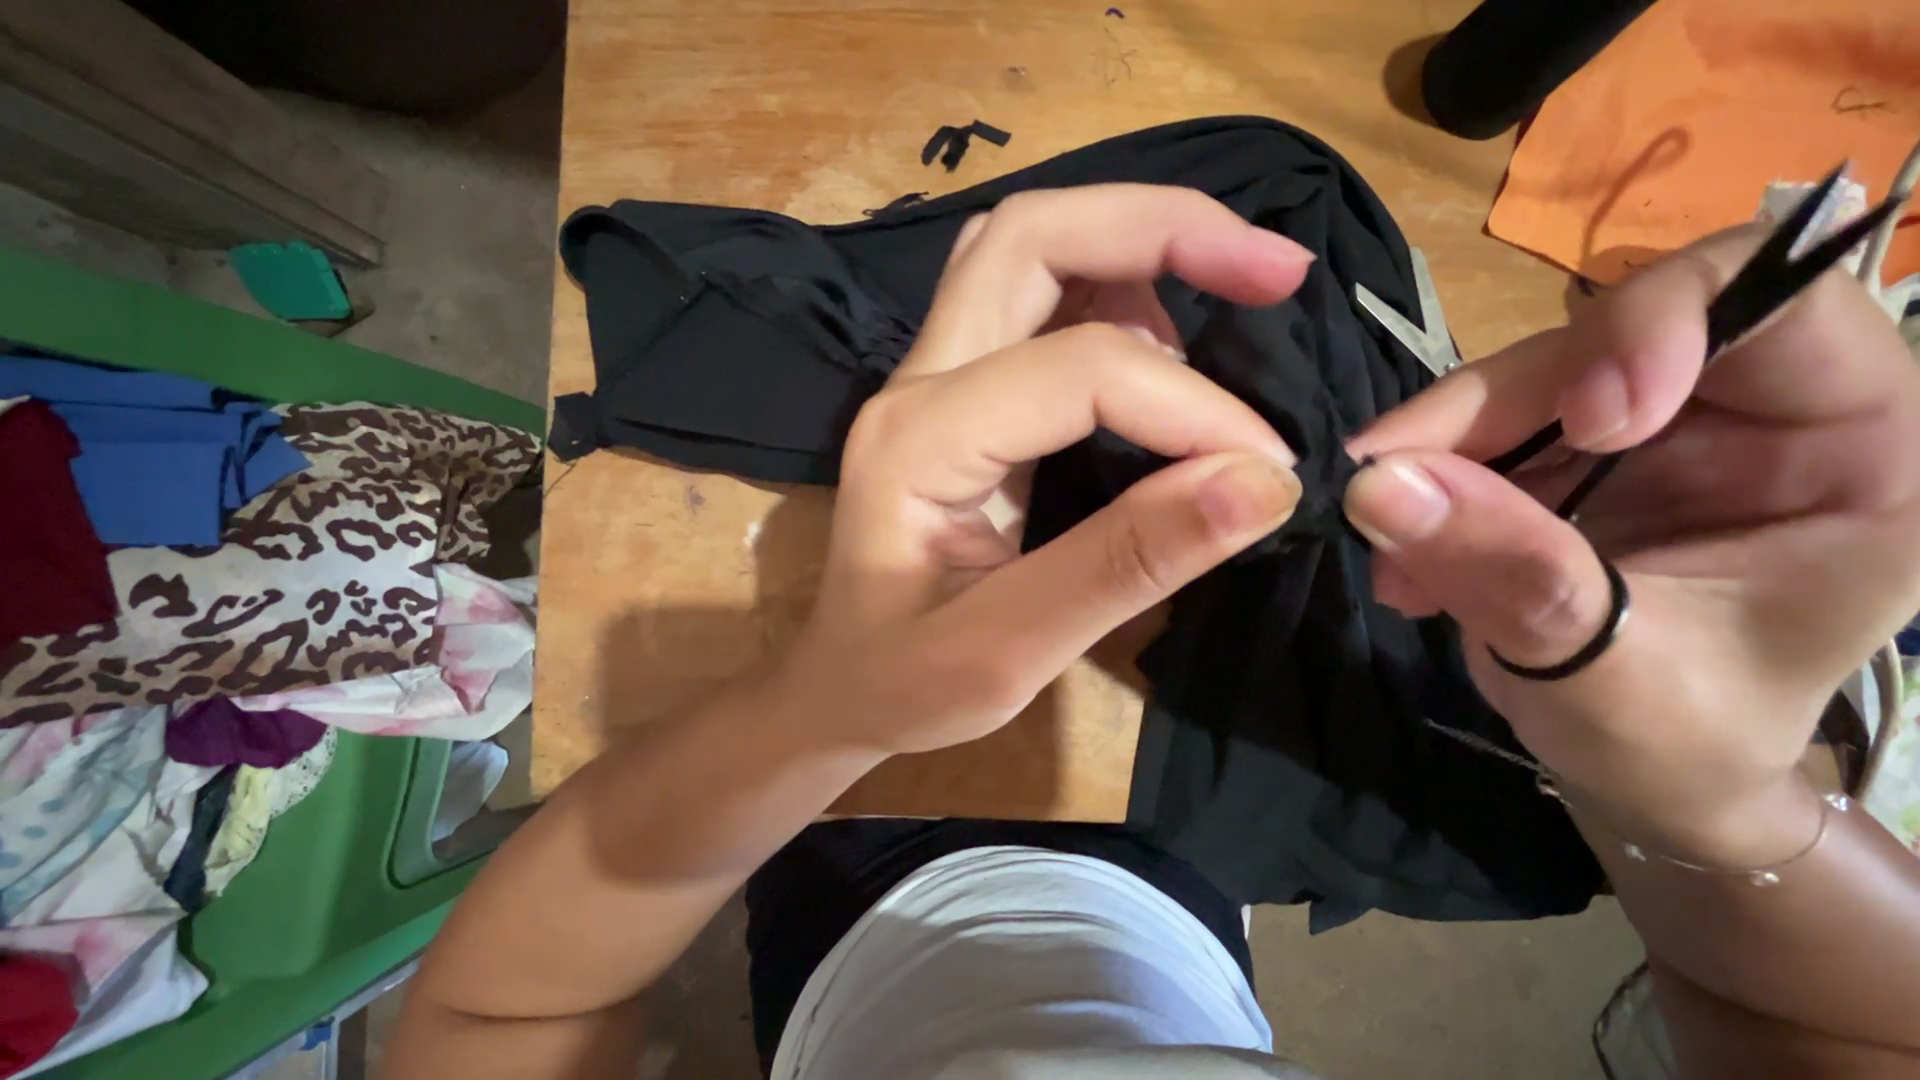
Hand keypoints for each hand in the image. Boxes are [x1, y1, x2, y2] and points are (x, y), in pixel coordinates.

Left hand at [774, 185, 1312, 755]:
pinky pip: (1033, 301)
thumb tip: (1261, 483)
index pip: (1078, 371)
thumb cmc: (901, 684)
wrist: (838, 687)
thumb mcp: (1008, 652)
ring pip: (1026, 250)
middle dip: (1162, 227)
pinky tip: (1167, 341)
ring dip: (1133, 247)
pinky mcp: (958, 395)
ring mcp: (931, 379)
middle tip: (1276, 270)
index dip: (1192, 408)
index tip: (1272, 469)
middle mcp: (918, 384)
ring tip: (1229, 295)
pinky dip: (1112, 291)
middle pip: (1029, 237)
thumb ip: (1125, 565)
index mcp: (918, 442)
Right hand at [1346, 228, 1919, 867]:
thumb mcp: (1607, 675)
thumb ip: (1513, 577)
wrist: (1638, 774)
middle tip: (1385, 484)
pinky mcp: (1564, 456)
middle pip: (1600, 340)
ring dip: (1434, 460)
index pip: (1779, 305)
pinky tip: (1407, 566)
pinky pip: (1471, 436)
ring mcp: (1644, 429)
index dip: (1659, 327)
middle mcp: (1749, 414)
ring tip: (1394, 560)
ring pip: (1517, 387)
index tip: (1579, 426)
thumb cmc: (1677, 745)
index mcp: (1855, 449)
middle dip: (1483, 415)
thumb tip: (1377, 485)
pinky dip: (1422, 488)